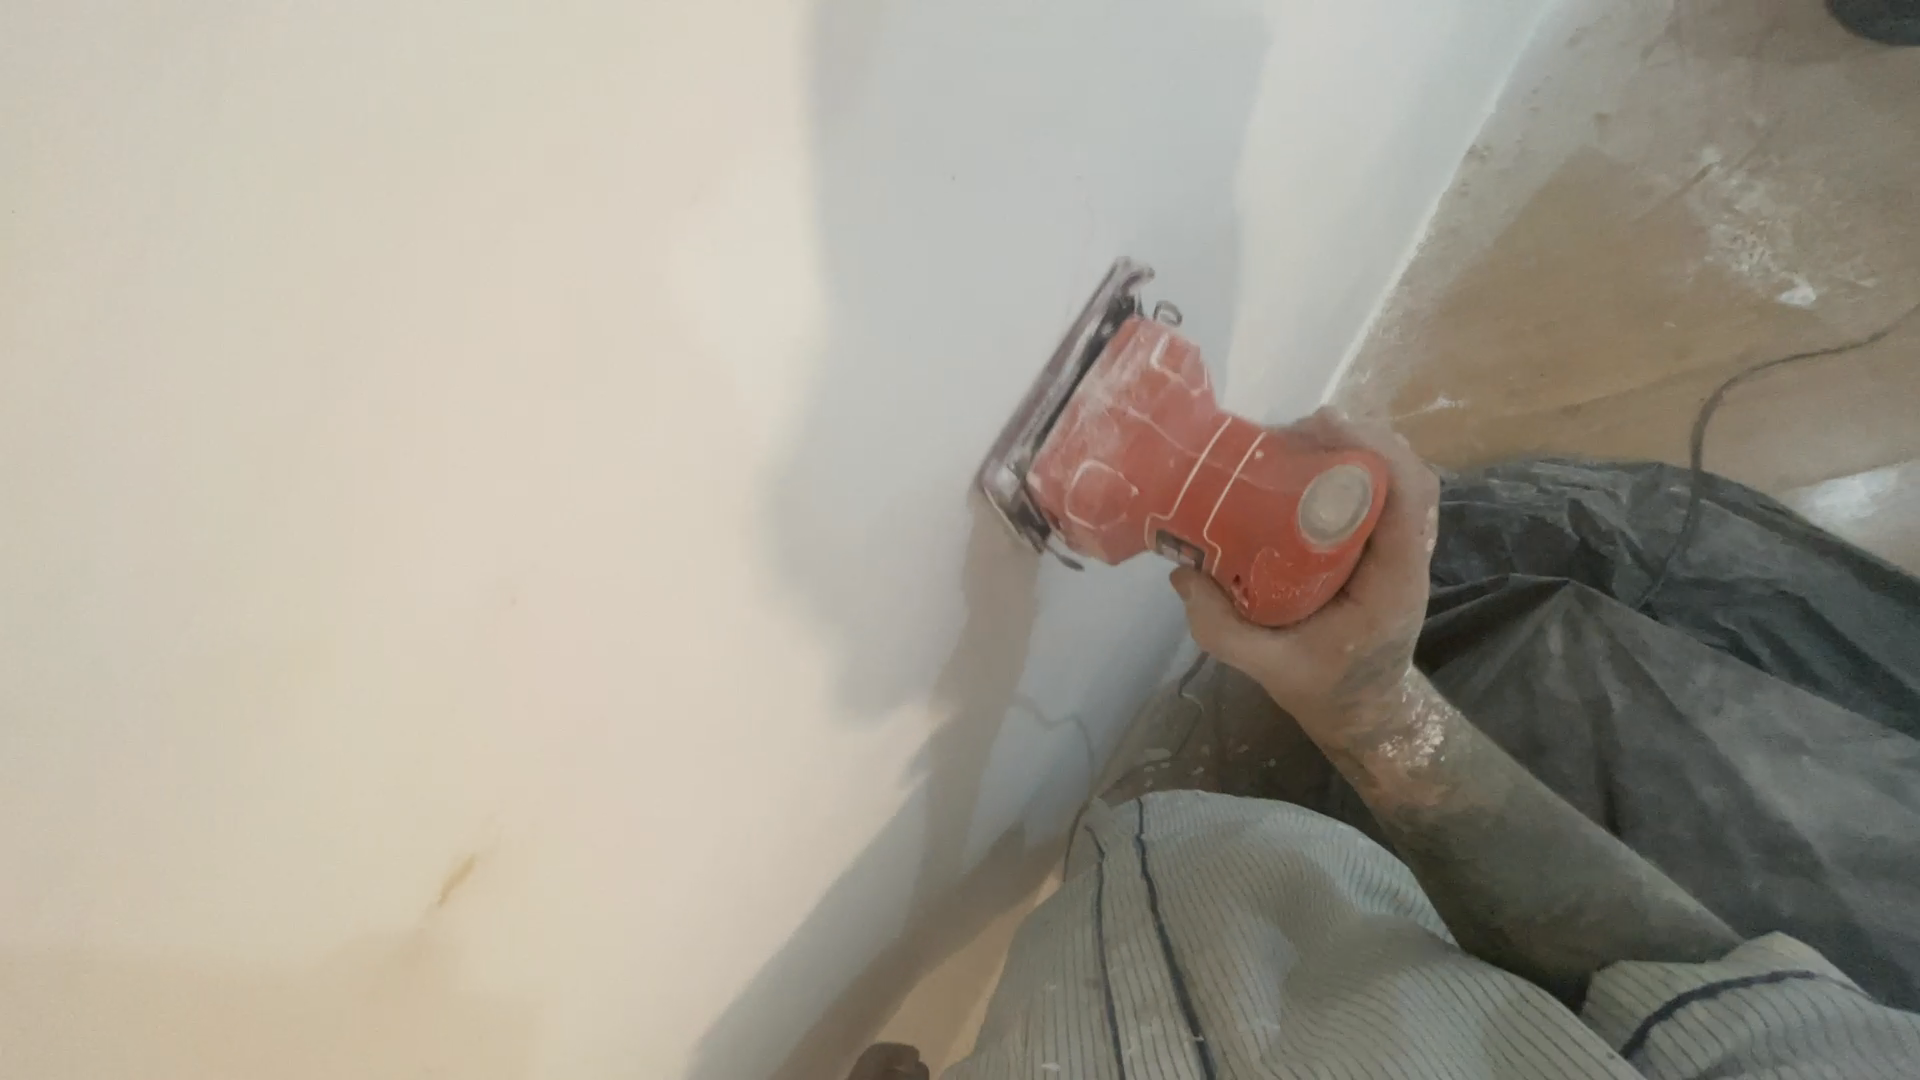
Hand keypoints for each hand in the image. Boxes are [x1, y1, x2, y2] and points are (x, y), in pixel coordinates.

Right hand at [1170, 409, 1440, 733]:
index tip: (1318, 426)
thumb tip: (1181, 573)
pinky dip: (1349, 469)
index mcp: (1391, 582)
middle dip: (1355, 439)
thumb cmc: (1324, 688)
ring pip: (1396, 478)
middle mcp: (1405, 556)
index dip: (1371, 450)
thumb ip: (1221, 628)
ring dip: (1353, 449)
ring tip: (1294, 442)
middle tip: (1292, 433)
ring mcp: (1397, 549)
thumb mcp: (1266, 667)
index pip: (1407, 497)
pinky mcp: (1380, 547)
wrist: (1362, 709)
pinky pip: (1379, 494)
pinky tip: (1303, 469)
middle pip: (1405, 474)